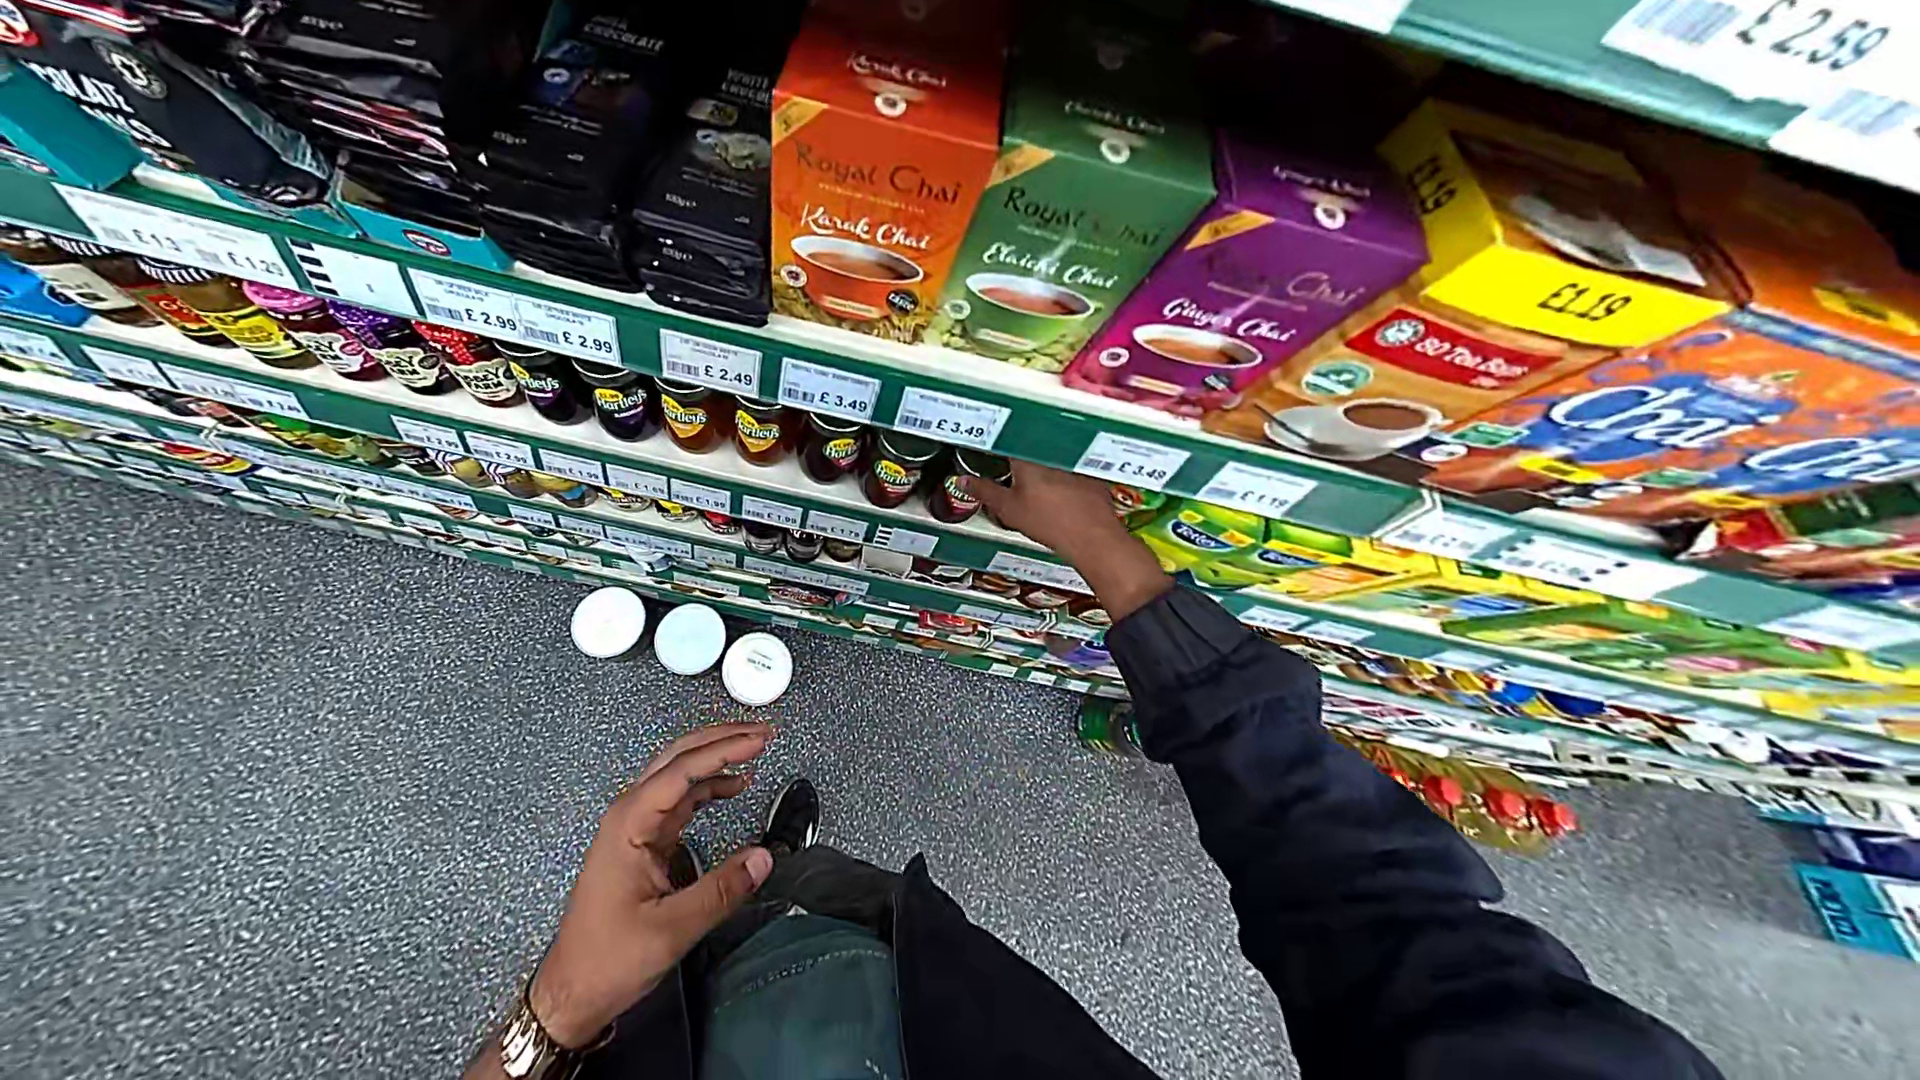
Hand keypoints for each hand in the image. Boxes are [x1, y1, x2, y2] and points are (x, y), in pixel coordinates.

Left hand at [529, 723, 774, 1046]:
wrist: (572, 993)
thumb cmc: (605, 961)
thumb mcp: (670, 929)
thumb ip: (722, 890)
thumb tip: (763, 859)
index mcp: (629, 824)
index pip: (683, 769)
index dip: (725, 749)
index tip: (758, 740)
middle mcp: (631, 816)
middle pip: (679, 756)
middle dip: (723, 737)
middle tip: (761, 732)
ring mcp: (638, 825)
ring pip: (681, 770)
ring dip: (719, 754)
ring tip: (754, 748)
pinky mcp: (647, 838)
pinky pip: (683, 795)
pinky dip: (712, 783)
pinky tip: (734, 784)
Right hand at [961, 461, 1170, 622]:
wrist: (1091, 537)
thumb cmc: (1050, 523)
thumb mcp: (1008, 508)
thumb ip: (984, 490)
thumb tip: (963, 481)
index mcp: (1027, 457)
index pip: (1006, 440)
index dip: (995, 444)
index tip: (988, 450)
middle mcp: (1051, 453)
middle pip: (1029, 446)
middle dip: (1018, 454)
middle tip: (1007, 466)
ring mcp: (1073, 462)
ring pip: (1051, 456)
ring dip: (1040, 463)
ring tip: (1032, 481)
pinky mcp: (1090, 474)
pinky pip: (1070, 467)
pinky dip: (1061, 474)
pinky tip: (1057, 491)